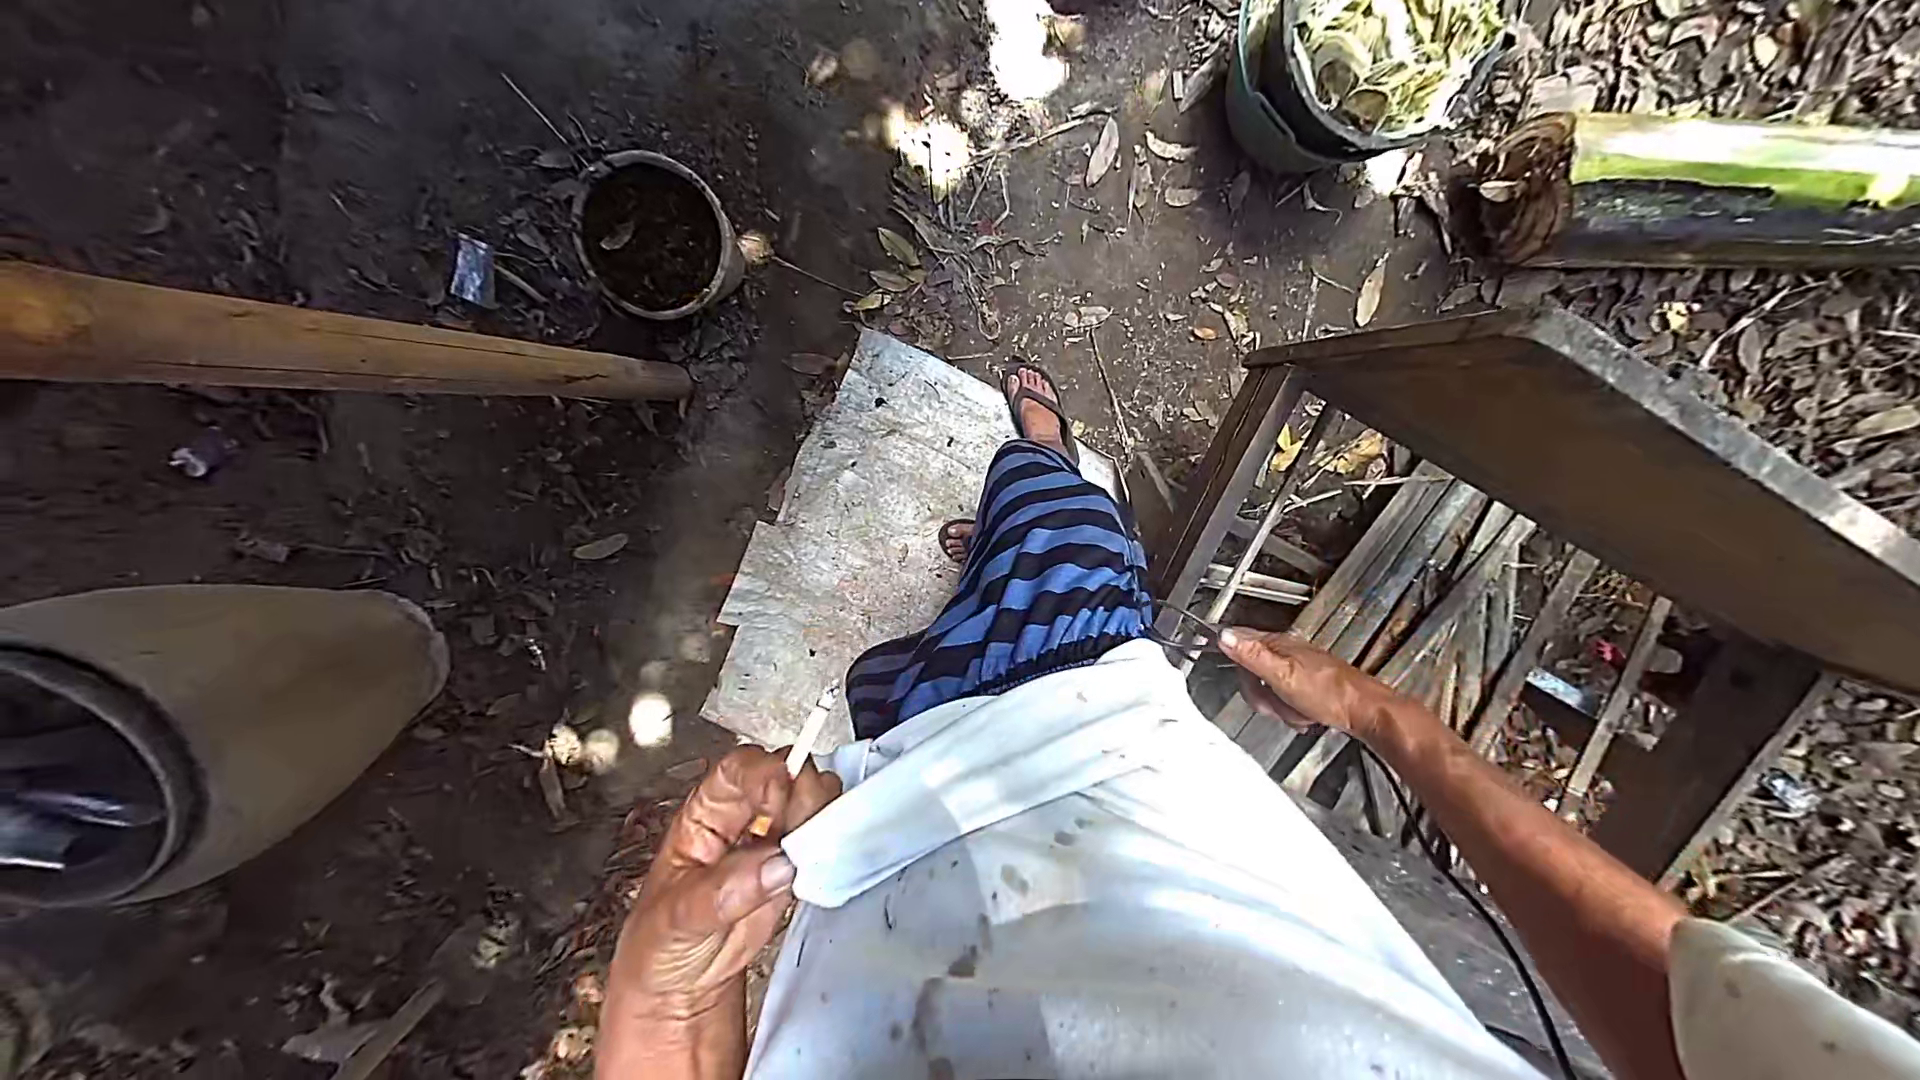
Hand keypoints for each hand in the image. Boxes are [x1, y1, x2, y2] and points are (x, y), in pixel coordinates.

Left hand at [605, 747, 840, 1028]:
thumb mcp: (675, 920)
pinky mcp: (798, 859)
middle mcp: (745, 813)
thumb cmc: (660, 942)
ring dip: (821, 816)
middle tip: (796, 830)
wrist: (679, 987)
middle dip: (801, 793)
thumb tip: (774, 865)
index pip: (740, 769)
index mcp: (706, 811)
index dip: (763, 771)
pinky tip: (817, 863)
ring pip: (814, 797)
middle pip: (787, 774)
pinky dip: (833, 841)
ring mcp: (775, 833)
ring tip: (803, 854)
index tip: (780, 788)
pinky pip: (827, 833)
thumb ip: (722, 892)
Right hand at [1217, 628, 1401, 743]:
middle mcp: (1287, 651)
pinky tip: (1301, 714)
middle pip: (1250, 670)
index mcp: (1278, 644)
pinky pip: (1283, 698)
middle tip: (1269, 701)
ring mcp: (1297, 668)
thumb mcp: (1281, 674)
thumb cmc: (1330, 694)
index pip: (1238, 641)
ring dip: (1275, 704)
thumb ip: (1250, 655)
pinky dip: (1289, 710)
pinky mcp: (1307, 685)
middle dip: (1257, 692)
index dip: (1234, 660)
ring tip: (1291, 709)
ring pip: (1267, 687)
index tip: (1242, 678)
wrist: (1367, 713)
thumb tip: (1223, 636)